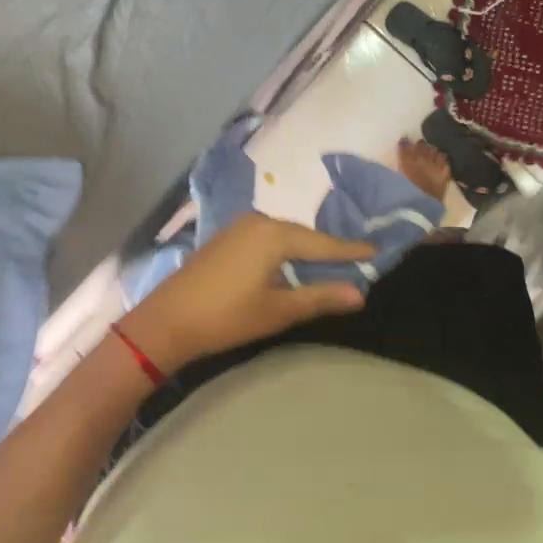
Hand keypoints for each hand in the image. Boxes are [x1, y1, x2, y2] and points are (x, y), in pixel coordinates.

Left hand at [118, 213, 375, 372]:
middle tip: (356, 260)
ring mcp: (238, 228)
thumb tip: (359, 293)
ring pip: (284, 237)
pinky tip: (290, 266)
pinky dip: (283, 252)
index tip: (376, 251)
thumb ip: (320, 297)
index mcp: (275, 234)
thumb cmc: (226, 316)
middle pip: (303, 235)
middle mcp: (258, 221)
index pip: (323, 243)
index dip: (350, 251)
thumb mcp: (278, 310)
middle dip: (327, 249)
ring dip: (304, 251)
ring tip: (328, 265)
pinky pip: (266, 239)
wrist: (166, 321)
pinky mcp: (224, 239)